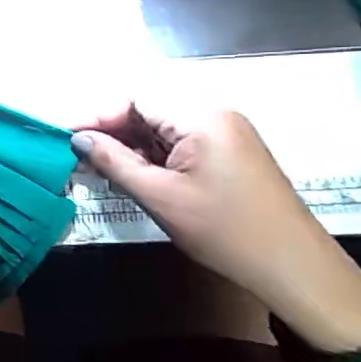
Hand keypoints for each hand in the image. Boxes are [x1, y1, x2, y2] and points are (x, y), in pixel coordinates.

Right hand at [72, 105, 360, 352]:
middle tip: (83, 157)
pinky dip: (158, 155)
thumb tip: (79, 139)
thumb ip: (116, 163)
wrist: (291, 264)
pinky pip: (184, 140)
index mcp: (200, 115)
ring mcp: (226, 130)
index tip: (69, 137)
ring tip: (106, 169)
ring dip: (135, 144)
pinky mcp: (231, 150)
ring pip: (166, 126)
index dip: (99, 115)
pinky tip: (139, 175)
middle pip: (151, 108)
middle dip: (115, 130)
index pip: (136, 97)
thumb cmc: (223, 231)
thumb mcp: (161, 197)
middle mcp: (215, 112)